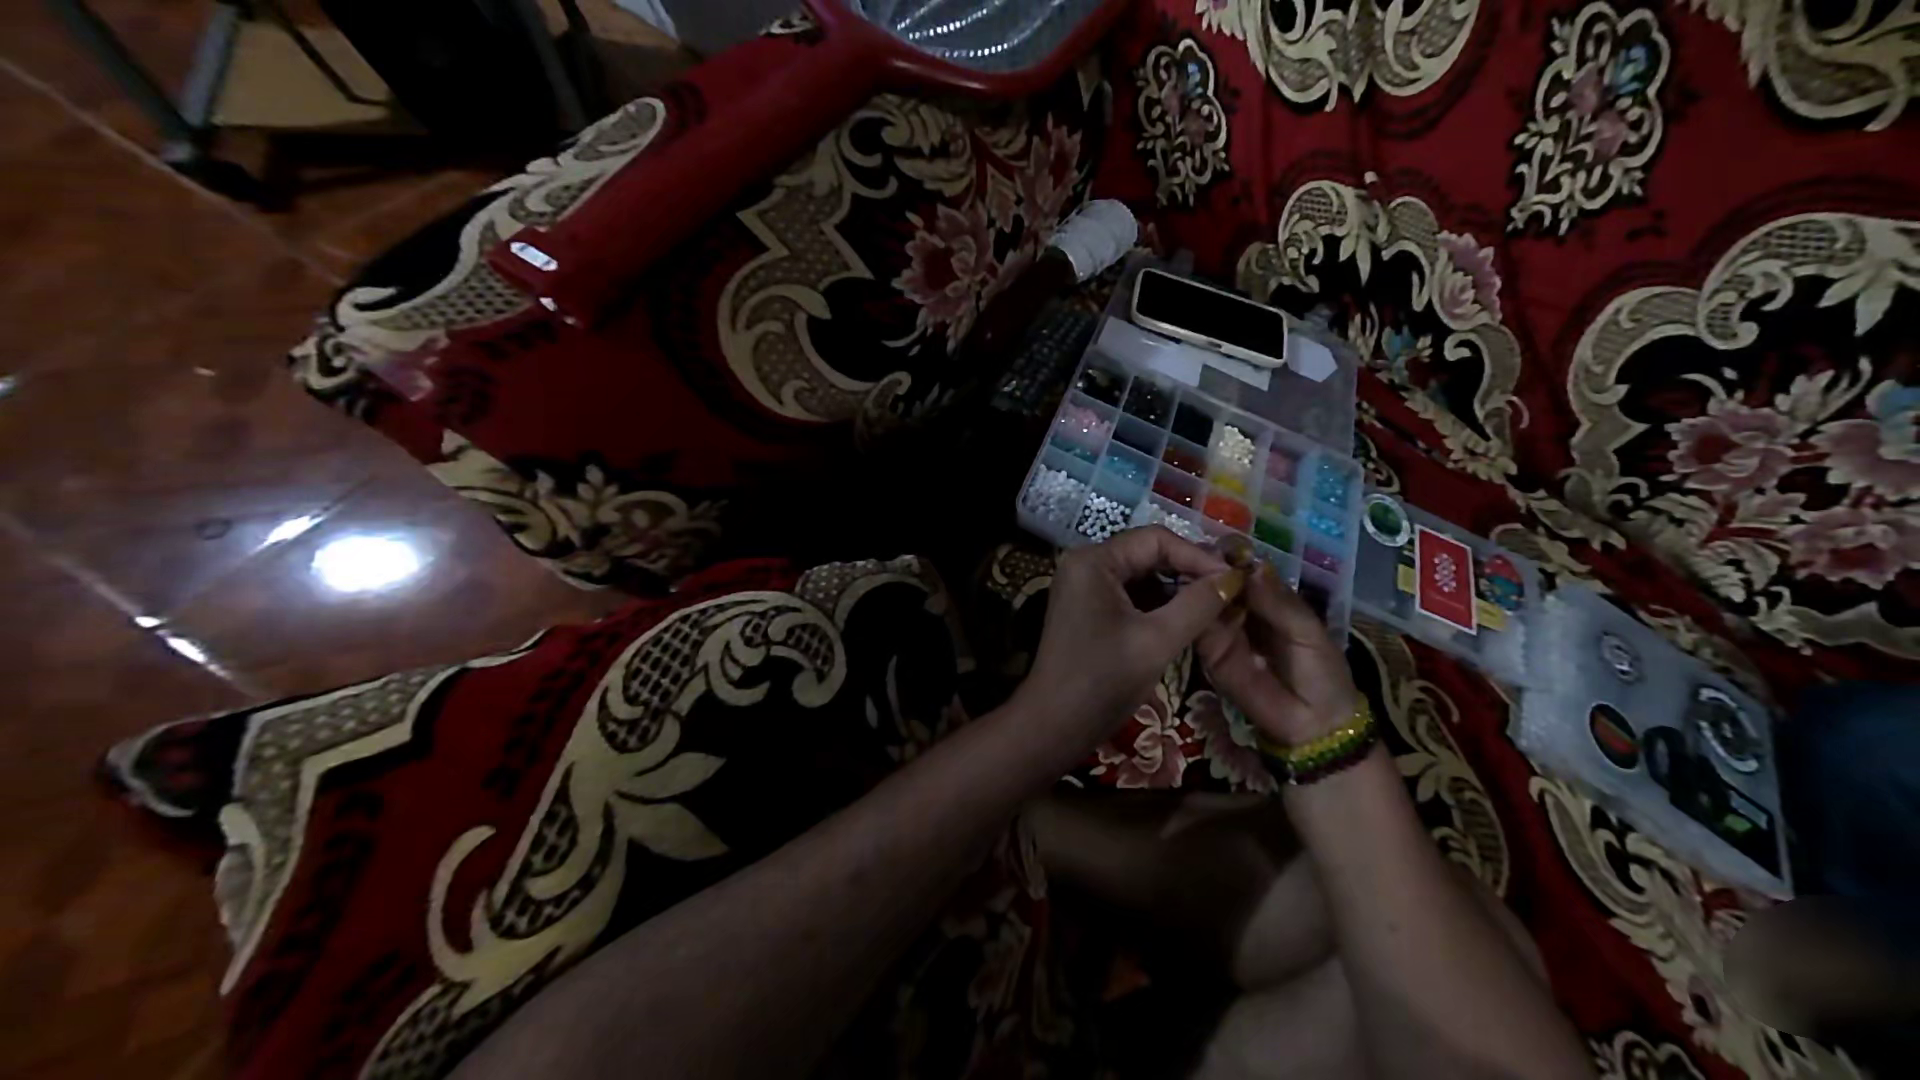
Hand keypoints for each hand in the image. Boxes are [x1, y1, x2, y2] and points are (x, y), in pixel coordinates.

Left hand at [1015, 527, 1243, 762]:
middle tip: (1232, 591)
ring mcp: (1086, 588)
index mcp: (1094, 561)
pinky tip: (1192, 619)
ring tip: (1219, 605)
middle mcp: (1087, 565)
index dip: (1198, 556)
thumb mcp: (1157, 640)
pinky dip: (1162, 605)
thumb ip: (1198, 604)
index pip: (1156, 539)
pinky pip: (1133, 596)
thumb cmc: (1103, 680)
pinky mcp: (1091, 611)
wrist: (1055, 725)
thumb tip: (1234, 578)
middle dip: (1190, 572)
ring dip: (1179, 590)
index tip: (1236, 578)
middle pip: (1149, 554)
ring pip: (1143, 576)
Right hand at [1196, 563, 1357, 745]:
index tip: (1211, 545)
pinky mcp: (1207, 653)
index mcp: (1266, 598)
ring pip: (1202, 602)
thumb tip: (1253, 566)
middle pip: (1217, 583)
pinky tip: (1181, 599)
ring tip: (1180, 573)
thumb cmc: (1322, 672)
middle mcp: (1240, 609)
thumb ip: (1278, 602)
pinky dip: (1189, 615)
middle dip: (1204, 570)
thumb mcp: (1307, 631)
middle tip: (1188, 556)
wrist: (1313, 724)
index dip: (1228, 557)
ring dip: (1192, 588)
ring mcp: (1221, 630)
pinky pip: (1196, 630)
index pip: (1242, 571)